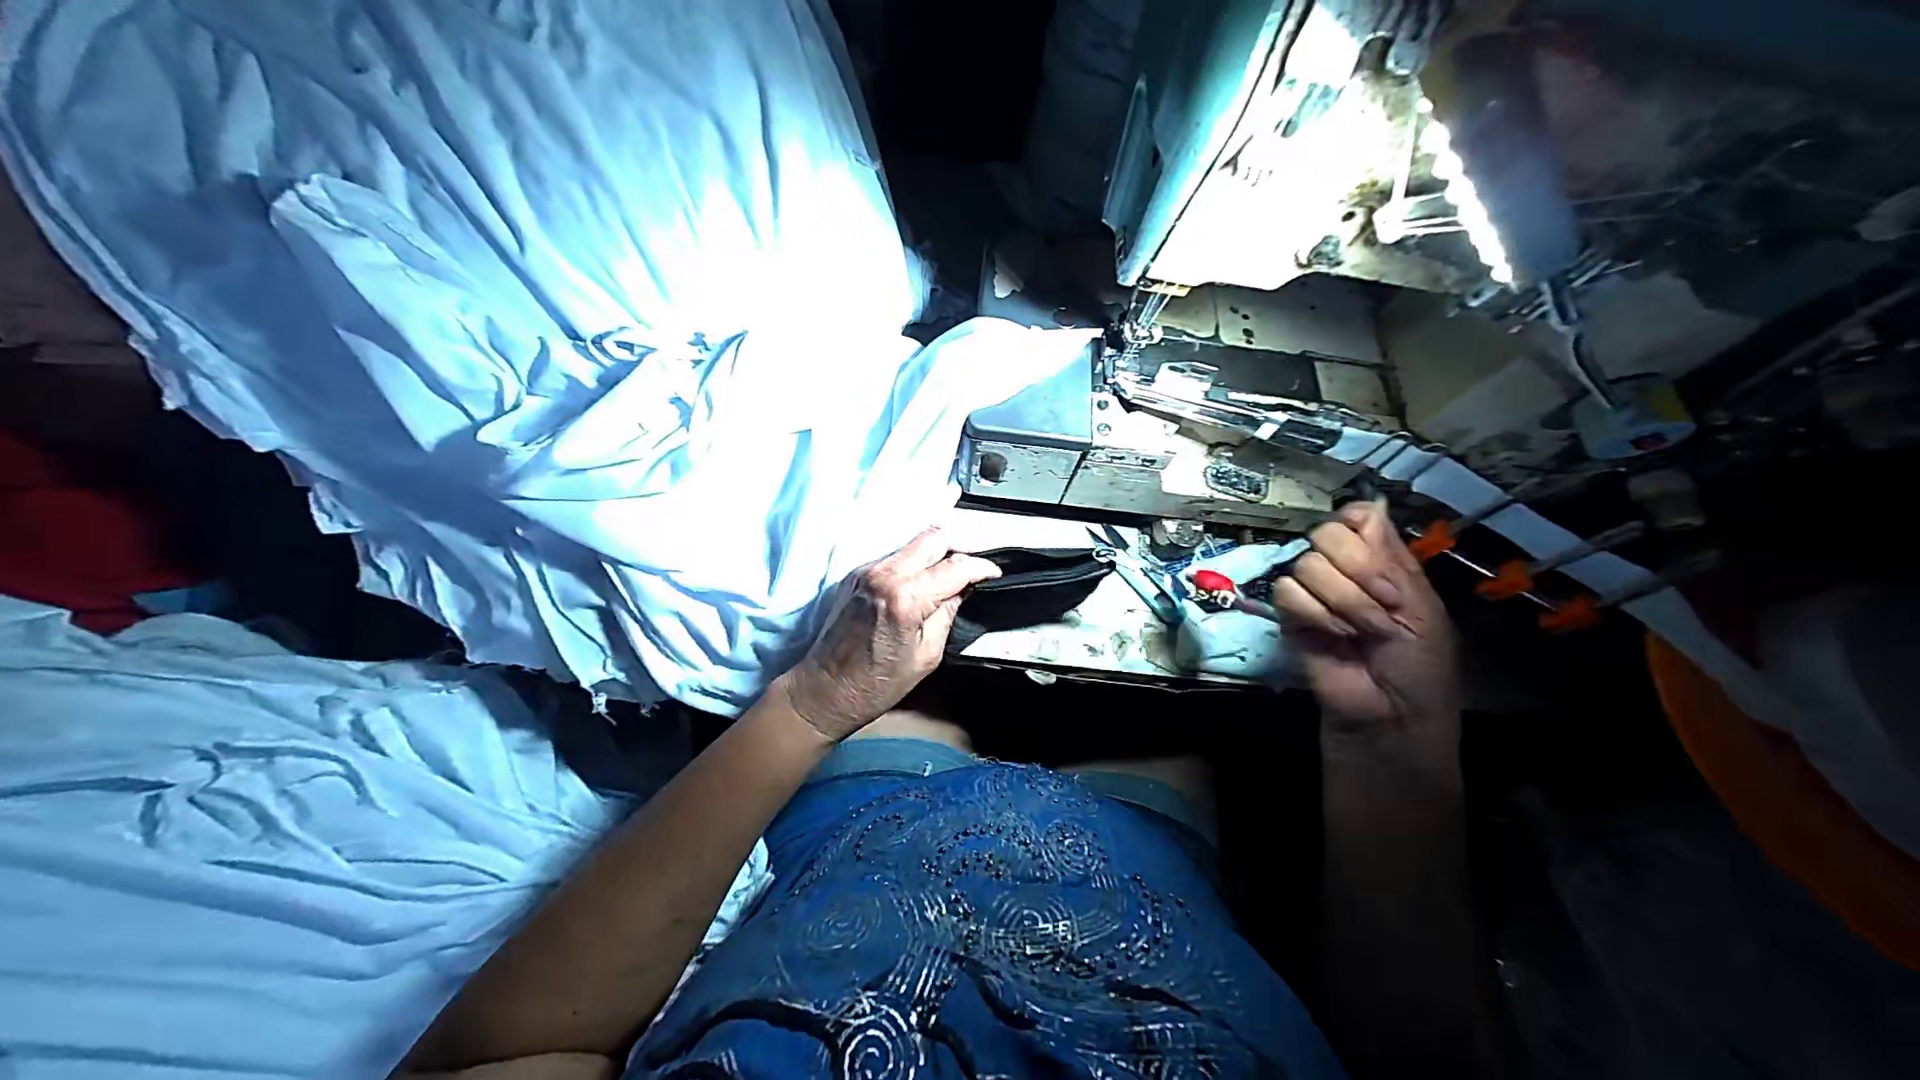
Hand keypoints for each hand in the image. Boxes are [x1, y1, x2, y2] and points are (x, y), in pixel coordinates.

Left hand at [778, 528, 1001, 740]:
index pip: (955, 565)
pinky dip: (915, 562)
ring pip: (913, 543)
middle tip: (972, 567)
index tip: (993, 573)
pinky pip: (895, 556)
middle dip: (960, 547)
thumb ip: (947, 612)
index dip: (981, 567)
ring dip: (936, 553)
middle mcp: (884, 574)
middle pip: (934, 537)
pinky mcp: (856, 573)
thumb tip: (963, 588)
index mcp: (905, 598)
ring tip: (949, 575)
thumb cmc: (875, 684)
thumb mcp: (927, 654)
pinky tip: (922, 582)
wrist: (824, 689)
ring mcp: (866, 570)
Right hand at [1272, 500, 1460, 741]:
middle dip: (1359, 572)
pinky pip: (1286, 592)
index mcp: (1380, 561)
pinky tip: (1333, 635)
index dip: (1361, 531)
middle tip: (1382, 606)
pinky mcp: (1288, 617)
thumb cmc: (1421, 665)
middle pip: (1327, 533)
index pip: (1356, 516)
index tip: (1383, 566)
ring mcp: (1312, 592)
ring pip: (1306, 564)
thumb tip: (1371, 503)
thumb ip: (1392, 558)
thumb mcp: (1421, 607)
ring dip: (1343, 601)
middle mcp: (1342, 570)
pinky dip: (1314, 613)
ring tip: (1360, 631)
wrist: (1391, 713)